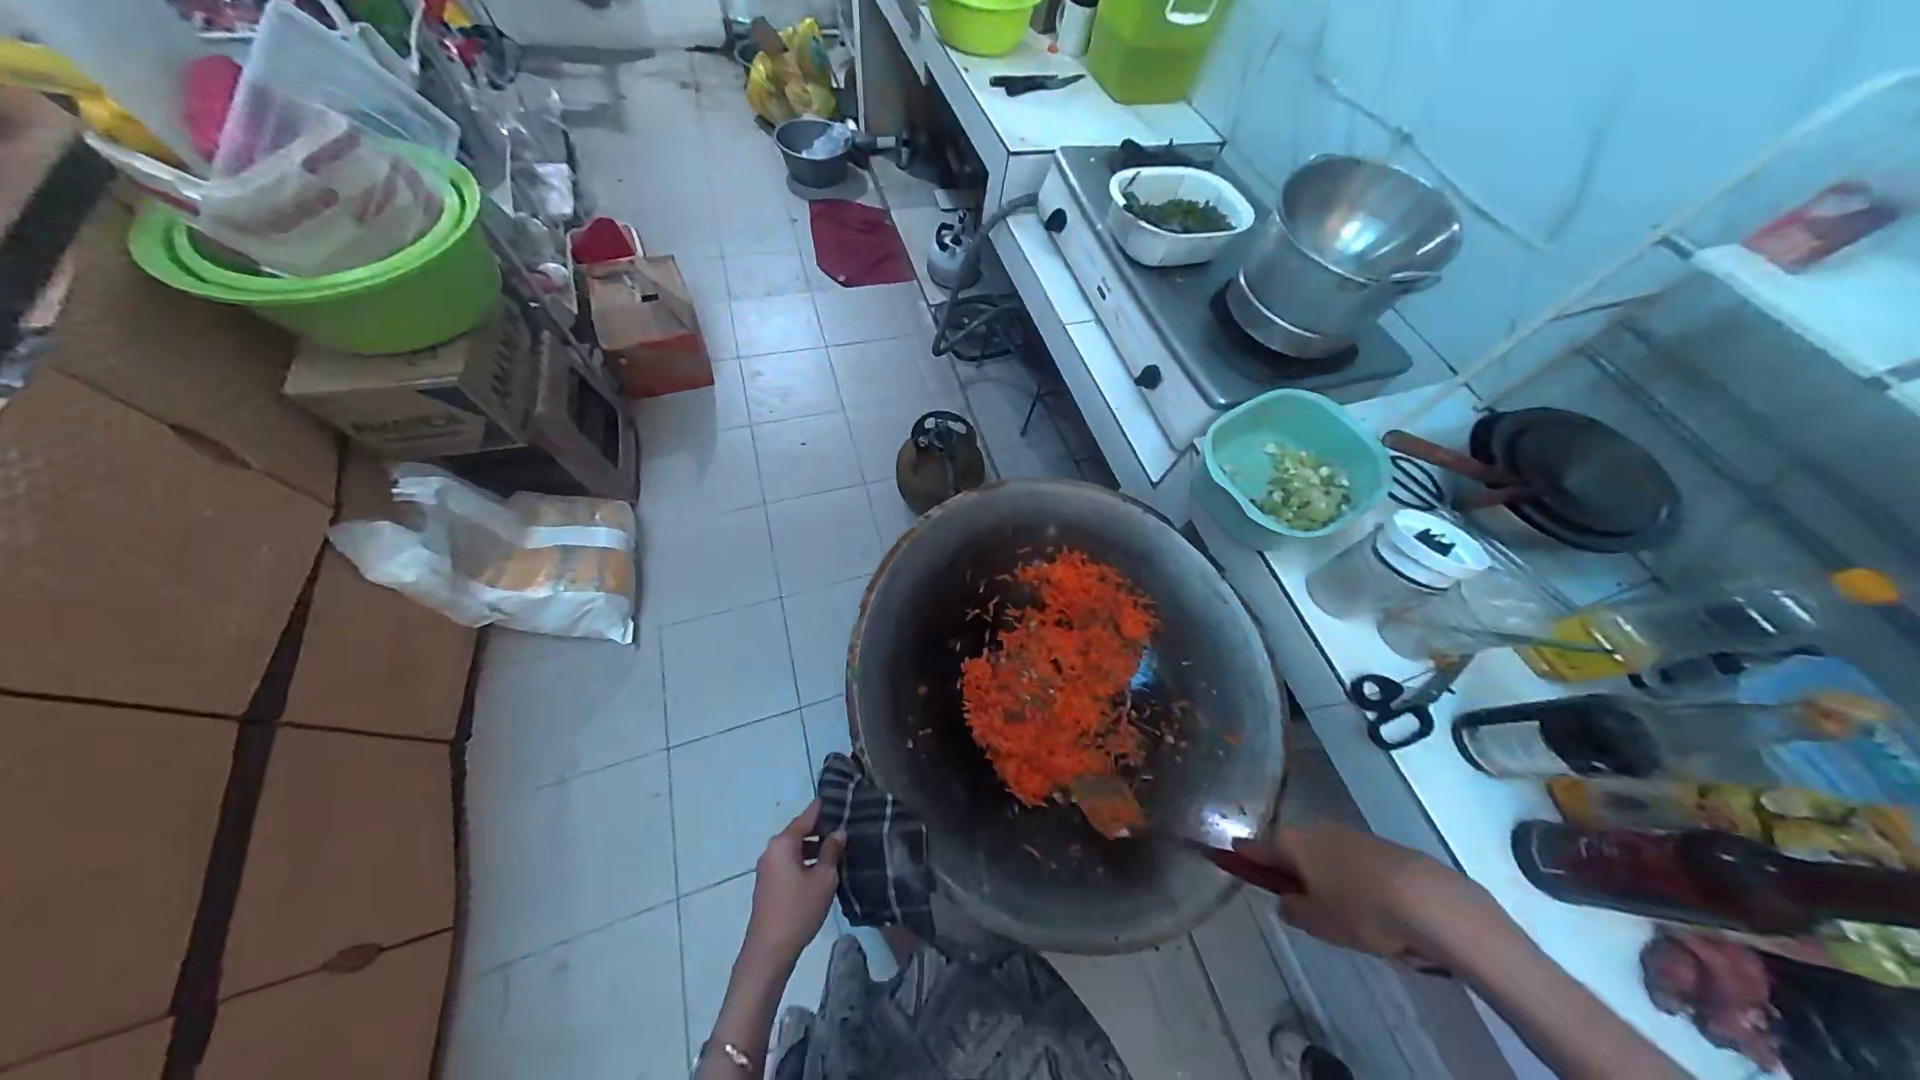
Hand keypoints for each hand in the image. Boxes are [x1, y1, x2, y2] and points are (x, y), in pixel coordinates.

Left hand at [743, 799, 847, 969]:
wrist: (769, 951)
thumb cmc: (798, 909)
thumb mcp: (823, 878)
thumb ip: (831, 851)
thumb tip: (838, 832)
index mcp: (783, 843)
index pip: (806, 816)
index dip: (823, 808)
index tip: (840, 799)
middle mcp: (772, 850)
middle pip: (799, 831)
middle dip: (821, 829)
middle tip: (846, 826)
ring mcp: (768, 868)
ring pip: (795, 849)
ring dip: (814, 848)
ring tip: (838, 849)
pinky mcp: (768, 885)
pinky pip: (789, 863)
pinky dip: (805, 861)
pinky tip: (822, 870)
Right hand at [1232, 823, 1500, 966]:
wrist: (1433, 902)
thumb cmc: (1362, 911)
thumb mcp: (1317, 922)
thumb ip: (1292, 909)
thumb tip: (1287, 900)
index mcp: (1293, 842)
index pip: (1256, 847)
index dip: (1242, 856)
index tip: (1227, 857)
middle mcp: (1317, 829)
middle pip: (1292, 848)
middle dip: (1290, 868)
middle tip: (1297, 901)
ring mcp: (1352, 835)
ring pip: (1325, 854)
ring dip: (1323, 874)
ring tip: (1340, 911)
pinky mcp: (1383, 847)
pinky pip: (1354, 862)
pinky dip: (1352, 878)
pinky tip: (1371, 906)